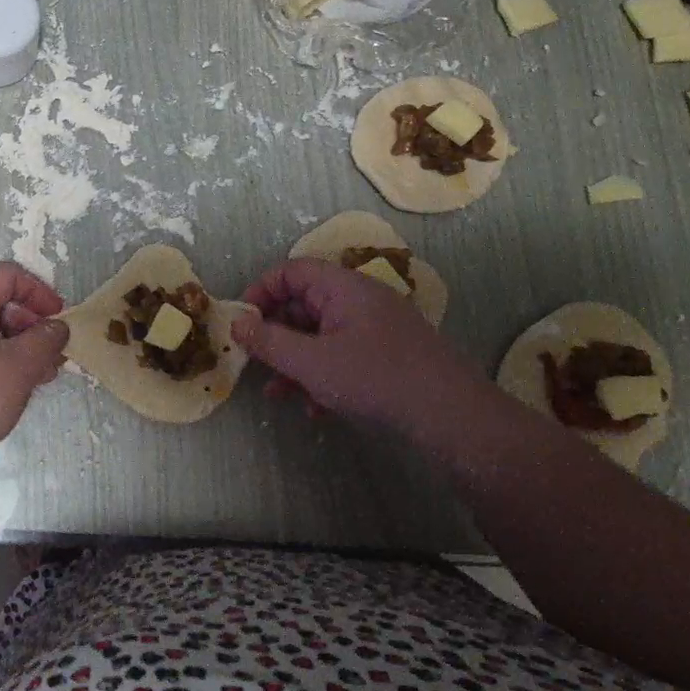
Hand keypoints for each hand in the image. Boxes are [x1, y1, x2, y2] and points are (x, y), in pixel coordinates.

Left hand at [0, 262, 70, 461]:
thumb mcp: (22, 365)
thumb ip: (46, 339)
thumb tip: (58, 327)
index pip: (6, 275)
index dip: (38, 290)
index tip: (59, 317)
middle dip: (33, 321)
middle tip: (55, 348)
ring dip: (23, 342)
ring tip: (47, 370)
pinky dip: (6, 356)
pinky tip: (26, 380)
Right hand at [232, 258, 488, 428]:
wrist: (453, 419)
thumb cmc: (377, 379)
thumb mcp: (311, 363)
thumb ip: (268, 342)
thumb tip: (236, 324)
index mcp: (344, 288)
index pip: (290, 272)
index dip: (260, 292)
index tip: (241, 323)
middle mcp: (360, 301)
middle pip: (302, 305)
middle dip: (274, 335)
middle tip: (254, 361)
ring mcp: (376, 330)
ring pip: (319, 336)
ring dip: (294, 363)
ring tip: (277, 394)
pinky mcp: (386, 358)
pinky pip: (340, 357)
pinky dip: (321, 378)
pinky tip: (314, 409)